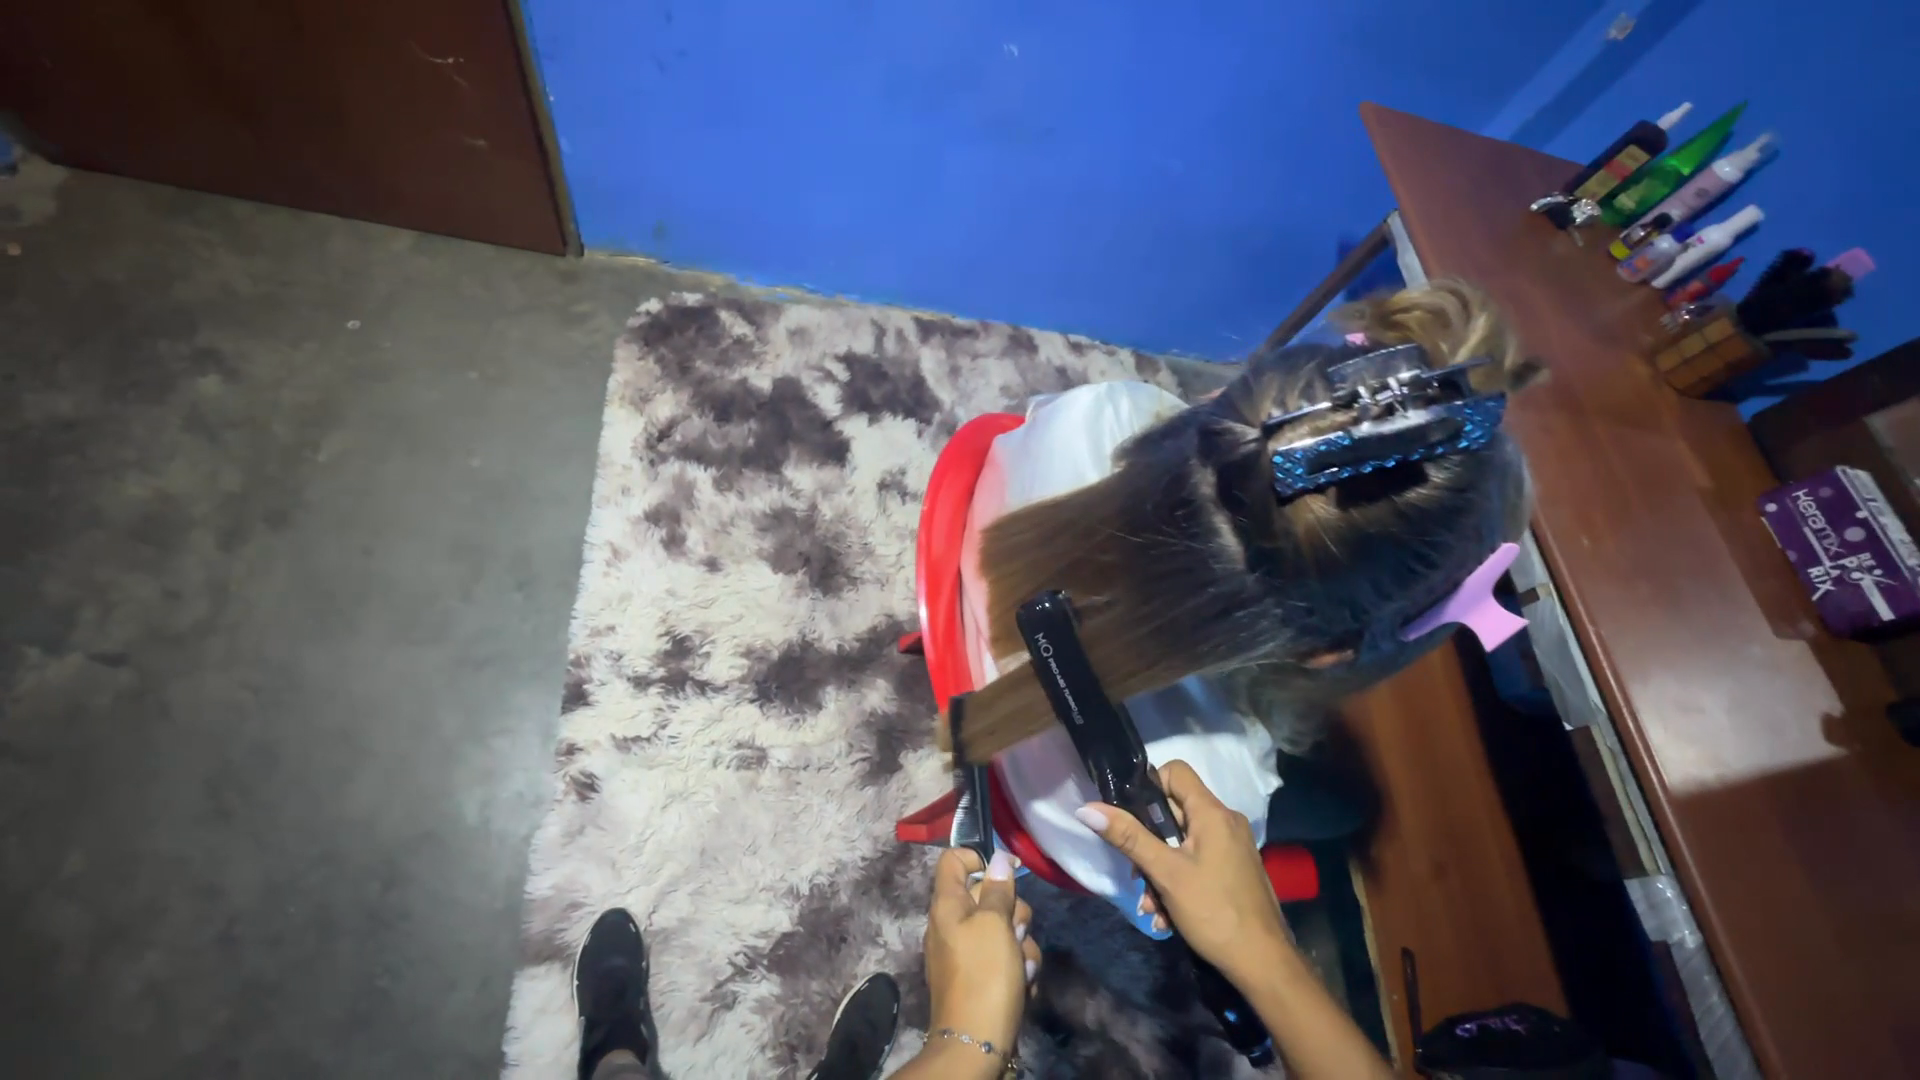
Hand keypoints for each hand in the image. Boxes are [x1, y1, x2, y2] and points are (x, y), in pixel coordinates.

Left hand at [922, 849, 1040, 1053]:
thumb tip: (998, 858)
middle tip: (1016, 929)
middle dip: (1013, 911)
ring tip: (1023, 967)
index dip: (979, 857)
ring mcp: (966, 952)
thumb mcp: (995, 924)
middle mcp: (952, 923)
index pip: (954, 860)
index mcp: (947, 904)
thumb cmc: (984, 975)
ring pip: (1004, 928)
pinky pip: (1005, 958)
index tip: (1007, 872)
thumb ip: (998, 889)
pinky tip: (1024, 984)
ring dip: (1021, 944)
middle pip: (988, 895)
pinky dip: (1017, 968)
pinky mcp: (980, 977)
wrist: (977, 1044)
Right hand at [1073, 760, 1291, 986]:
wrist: (1264, 965)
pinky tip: (1166, 914)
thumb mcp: (1165, 873)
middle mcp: (1225, 821)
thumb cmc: (1213, 911)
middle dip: (1147, 841)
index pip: (1175, 772)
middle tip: (1136, 872)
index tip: (1131, 816)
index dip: (1148, 786)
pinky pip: (1196, 860)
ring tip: (1150, 904)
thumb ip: (1128, 836)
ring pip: (1181, 841)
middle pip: (1174, 810)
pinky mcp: (1233, 869)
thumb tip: (1087, 808)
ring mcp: (1231, 847)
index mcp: (1212, 812)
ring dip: (1158, 869)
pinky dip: (1177, 880)